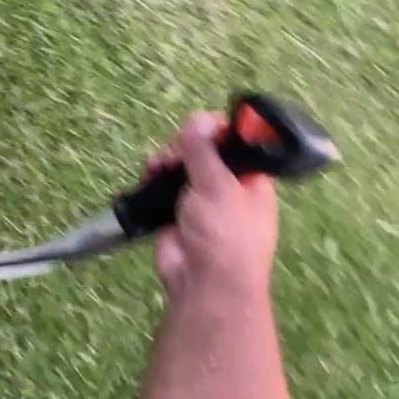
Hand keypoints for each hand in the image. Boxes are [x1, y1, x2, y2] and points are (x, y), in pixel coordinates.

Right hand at [145, 112, 278, 305]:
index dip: (215, 131)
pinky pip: (163, 183)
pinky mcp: (176, 210)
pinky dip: (153, 178)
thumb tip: (199, 117)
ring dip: (165, 161)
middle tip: (175, 157)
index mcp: (251, 182)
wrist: (204, 281)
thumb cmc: (224, 234)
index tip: (195, 129)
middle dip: (182, 147)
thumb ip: (204, 151)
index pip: (235, 144)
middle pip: (202, 151)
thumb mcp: (218, 187)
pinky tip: (147, 178)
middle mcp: (227, 188)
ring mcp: (201, 200)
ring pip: (179, 165)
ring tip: (156, 168)